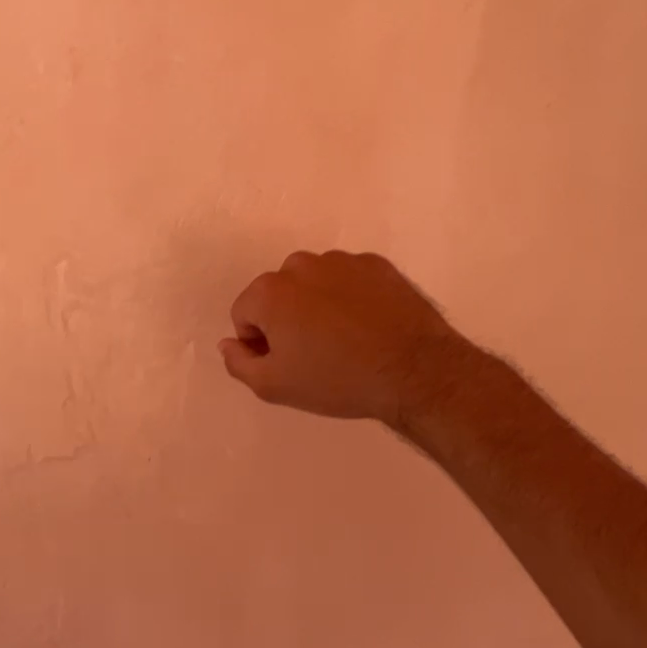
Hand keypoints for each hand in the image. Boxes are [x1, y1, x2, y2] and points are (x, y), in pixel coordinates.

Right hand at [219, 250, 468, 425]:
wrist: (417, 373)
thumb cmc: (336, 380)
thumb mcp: (273, 386)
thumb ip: (238, 362)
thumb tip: (229, 343)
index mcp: (269, 292)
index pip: (244, 314)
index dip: (259, 343)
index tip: (286, 363)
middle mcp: (301, 266)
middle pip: (277, 294)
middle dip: (285, 318)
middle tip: (313, 353)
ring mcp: (343, 261)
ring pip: (312, 283)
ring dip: (316, 305)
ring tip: (343, 340)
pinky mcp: (378, 265)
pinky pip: (348, 280)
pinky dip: (349, 298)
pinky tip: (367, 327)